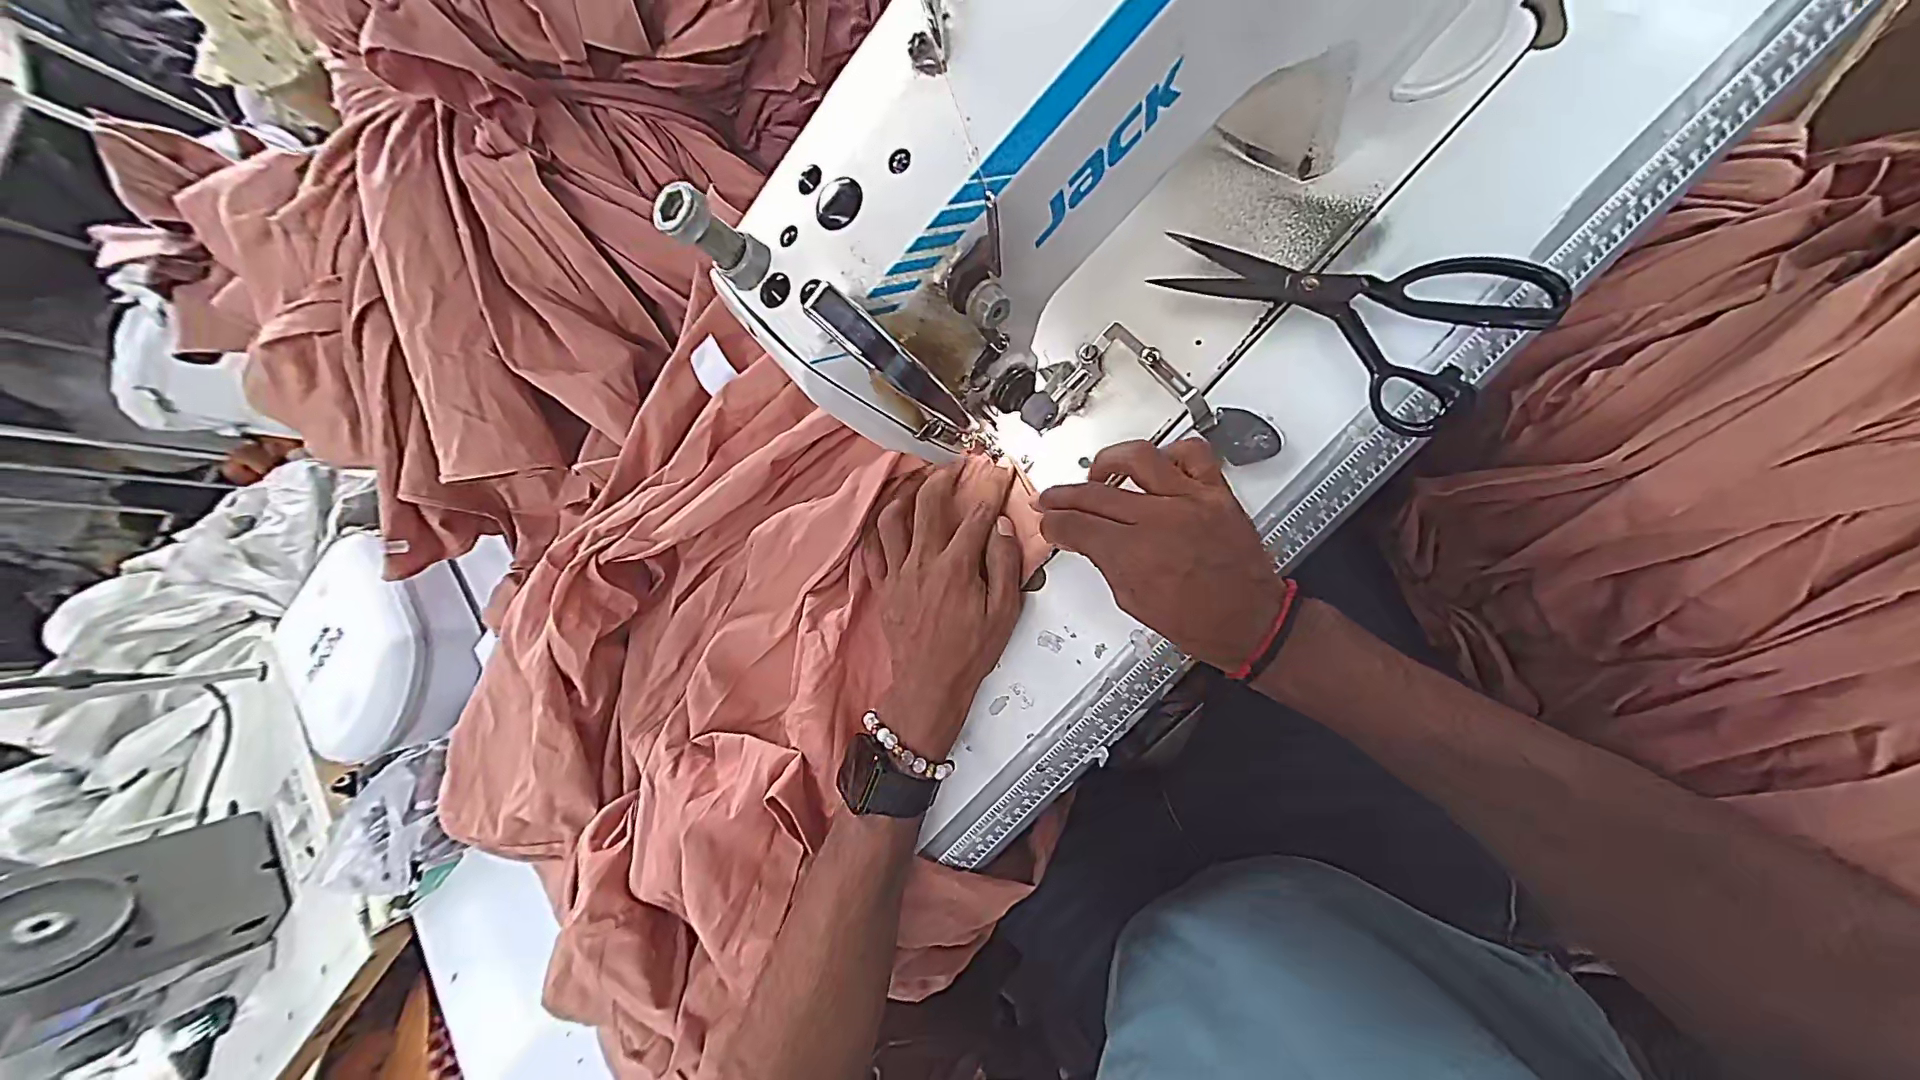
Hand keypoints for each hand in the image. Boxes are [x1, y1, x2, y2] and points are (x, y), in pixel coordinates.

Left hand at [871, 460, 1025, 760]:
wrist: (929, 684)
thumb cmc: (968, 653)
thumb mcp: (1004, 612)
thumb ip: (1004, 564)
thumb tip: (1001, 528)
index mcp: (956, 567)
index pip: (976, 515)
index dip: (990, 490)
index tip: (997, 477)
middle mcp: (923, 563)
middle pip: (929, 503)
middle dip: (943, 477)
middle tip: (954, 467)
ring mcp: (899, 573)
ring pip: (892, 518)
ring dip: (904, 494)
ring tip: (915, 482)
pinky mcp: (883, 586)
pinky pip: (871, 548)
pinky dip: (876, 529)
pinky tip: (884, 520)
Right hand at [1037, 439, 1287, 671]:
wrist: (1250, 620)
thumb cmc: (1200, 620)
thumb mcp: (1132, 600)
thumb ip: (1105, 562)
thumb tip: (1087, 541)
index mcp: (1134, 554)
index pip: (1075, 524)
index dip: (1053, 522)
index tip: (1049, 521)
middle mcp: (1160, 520)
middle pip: (1094, 493)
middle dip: (1063, 497)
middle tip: (1054, 499)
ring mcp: (1190, 502)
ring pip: (1138, 457)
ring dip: (1108, 462)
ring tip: (1099, 472)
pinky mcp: (1216, 493)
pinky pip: (1192, 453)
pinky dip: (1170, 453)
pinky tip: (1157, 464)